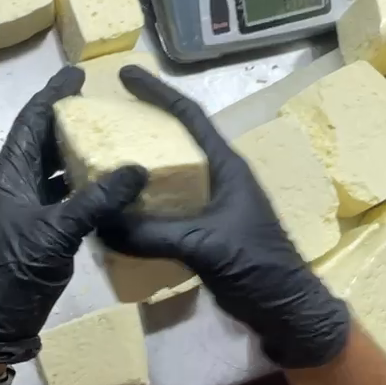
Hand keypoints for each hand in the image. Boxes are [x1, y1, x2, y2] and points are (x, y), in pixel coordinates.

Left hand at [0, 67, 146, 365]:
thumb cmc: (15, 270)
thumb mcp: (57, 232)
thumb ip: (96, 200)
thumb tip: (135, 170)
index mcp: (9, 174)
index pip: (31, 121)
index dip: (53, 96)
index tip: (77, 74)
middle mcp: (13, 183)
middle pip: (40, 140)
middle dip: (67, 120)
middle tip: (100, 104)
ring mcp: (23, 206)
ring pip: (50, 167)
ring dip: (75, 151)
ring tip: (107, 136)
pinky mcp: (34, 227)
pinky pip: (59, 193)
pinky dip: (80, 183)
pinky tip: (106, 183)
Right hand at [99, 67, 350, 367]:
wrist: (284, 309)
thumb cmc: (257, 266)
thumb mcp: (205, 245)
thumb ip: (153, 234)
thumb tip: (101, 222)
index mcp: (226, 167)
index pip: (189, 117)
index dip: (158, 93)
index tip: (126, 75)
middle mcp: (217, 179)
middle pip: (175, 142)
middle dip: (142, 129)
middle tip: (104, 122)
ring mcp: (210, 206)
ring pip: (167, 178)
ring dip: (138, 172)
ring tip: (102, 164)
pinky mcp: (202, 232)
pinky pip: (165, 210)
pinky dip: (141, 208)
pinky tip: (117, 213)